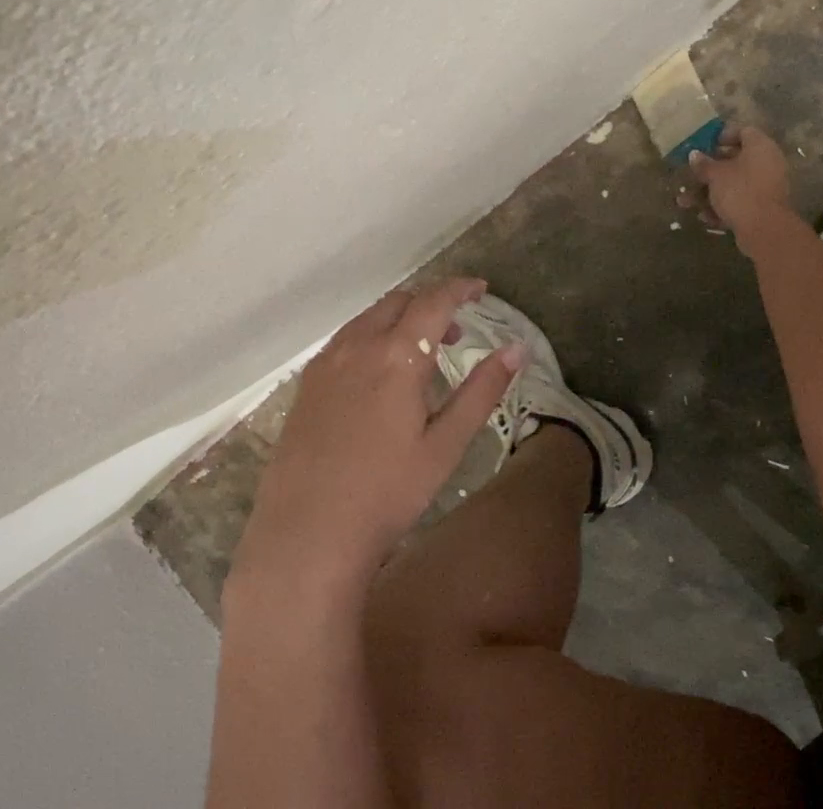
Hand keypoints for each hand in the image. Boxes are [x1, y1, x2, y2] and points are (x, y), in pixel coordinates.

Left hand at [234, 278, 524, 585]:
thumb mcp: (446, 445)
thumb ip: (482, 391)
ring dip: (400, 320)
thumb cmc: (387, 493)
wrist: (307, 533)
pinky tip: (380, 376)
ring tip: (421, 355)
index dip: (460, 289)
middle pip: (397, 303)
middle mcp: (357, 347)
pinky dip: (371, 338)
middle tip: (456, 331)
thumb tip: (517, 349)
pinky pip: (345, 341)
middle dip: (430, 304)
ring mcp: (325, 365)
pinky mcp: (306, 386)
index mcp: (397, 356)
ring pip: (367, 319)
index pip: (434, 301)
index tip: (481, 289)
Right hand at [684, 124, 792, 251]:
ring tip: (685, 202)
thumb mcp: (716, 175)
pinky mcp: (763, 208)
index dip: (723, 136)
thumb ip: (704, 164)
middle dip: (711, 169)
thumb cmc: (739, 191)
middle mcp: (767, 163)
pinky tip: (704, 217)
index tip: (705, 144)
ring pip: (734, 184)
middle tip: (693, 173)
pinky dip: (722, 207)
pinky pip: (740, 202)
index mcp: (760, 146)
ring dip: (710, 192)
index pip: (744, 132)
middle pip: (737, 160)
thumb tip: (694, 155)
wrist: (764, 229)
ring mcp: (767, 187)